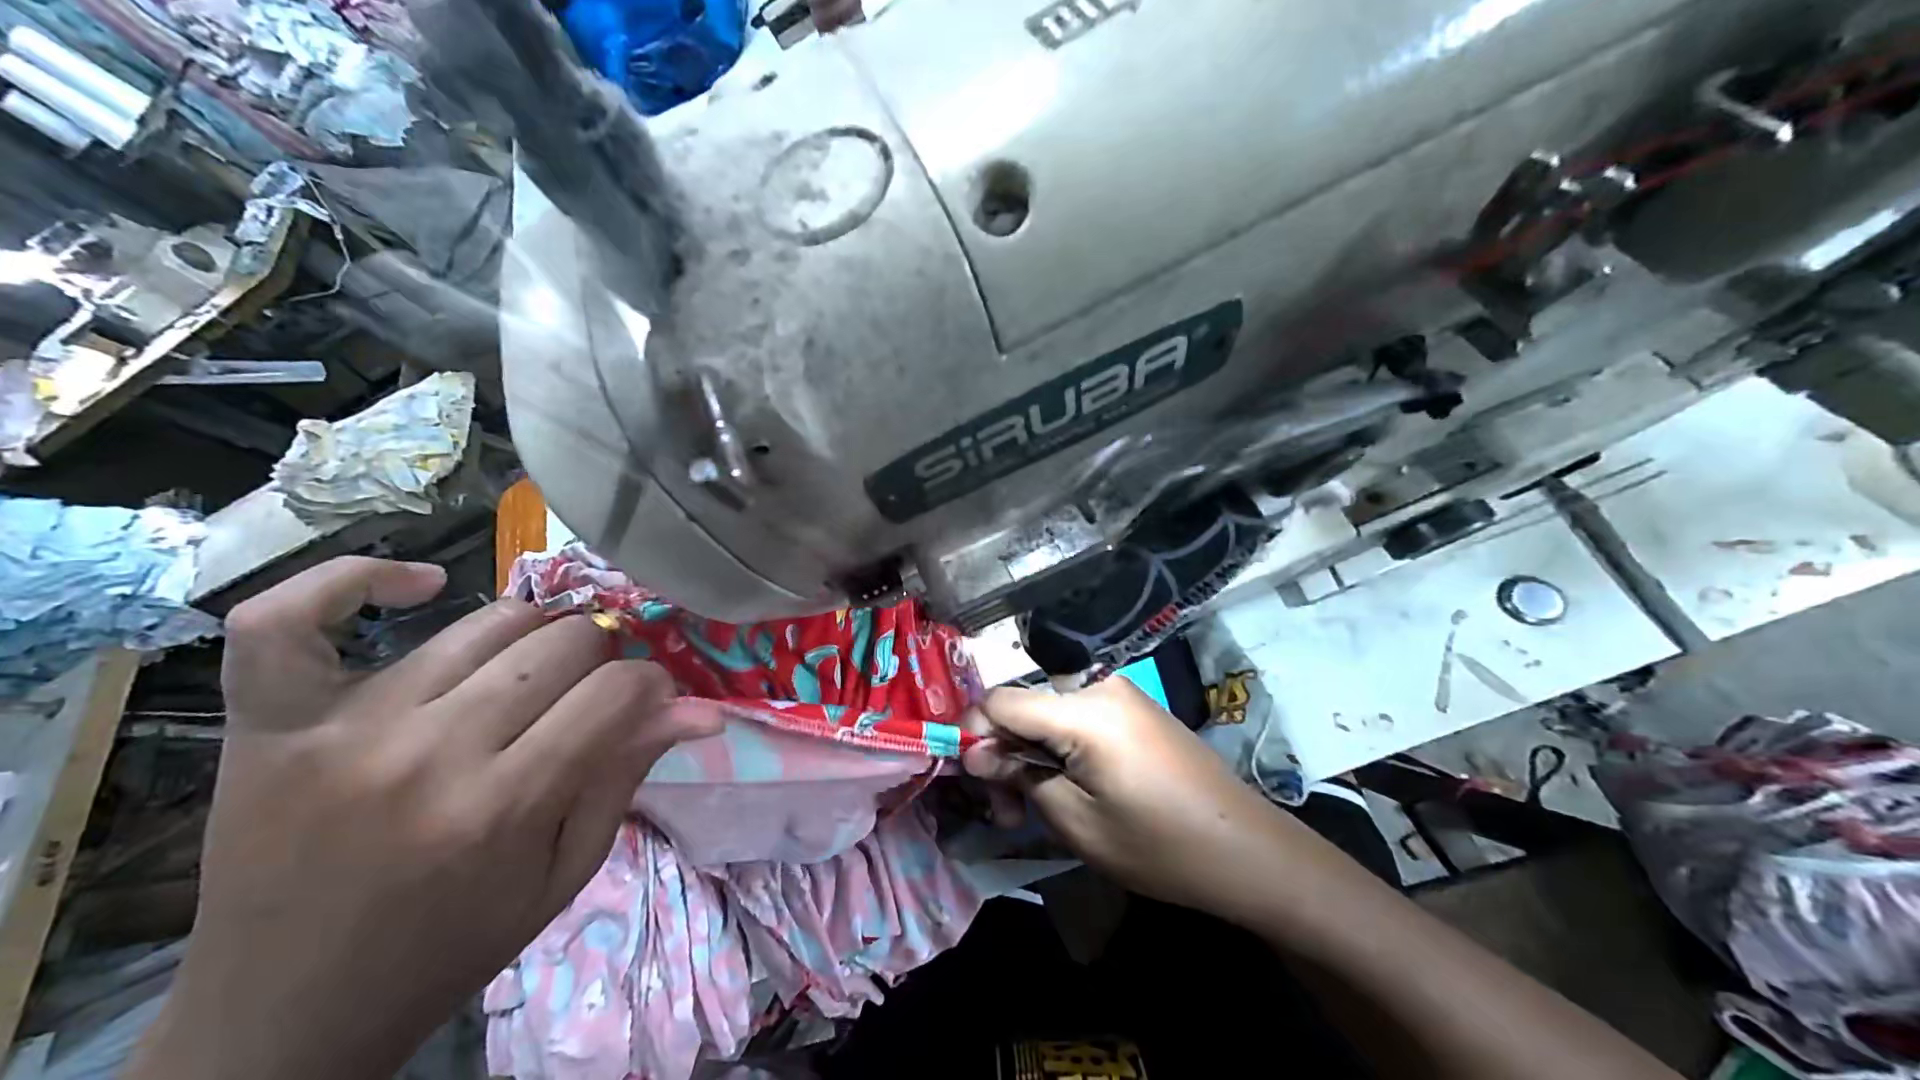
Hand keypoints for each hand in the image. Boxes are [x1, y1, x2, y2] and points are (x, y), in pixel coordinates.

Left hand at [130, 557, 717, 1079]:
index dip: (651, 684)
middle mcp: (427, 754)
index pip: (615, 691)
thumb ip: (626, 775)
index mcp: (503, 807)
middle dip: (601, 656)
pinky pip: (288, 616)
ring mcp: (342, 728)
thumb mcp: (564, 874)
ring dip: (532, 633)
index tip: (651, 698)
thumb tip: (702, 708)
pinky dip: (352, 580)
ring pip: (480, 623)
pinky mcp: (270, 722)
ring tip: (532, 666)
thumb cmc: (451, 947)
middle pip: (558, 644)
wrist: (286, 1015)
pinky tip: (417, 585)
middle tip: (593, 688)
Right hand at [962, 678, 1295, 922]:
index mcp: (1084, 709)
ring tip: (1029, 810)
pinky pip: (1077, 721)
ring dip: (1029, 757)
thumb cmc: (1159, 845)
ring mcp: (1121, 697)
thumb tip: (973, 750)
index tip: (969, 778)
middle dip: (1003, 755)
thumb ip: (1019, 775)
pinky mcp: (1134, 712)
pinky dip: (1059, 752)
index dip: (972, 733)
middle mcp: (1099, 687)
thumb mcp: (1075, 820)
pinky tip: (1063, 790)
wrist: (1249, 852)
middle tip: (1004, 812)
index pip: (1000, 700)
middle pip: (1024, 708)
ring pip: (1048, 717)